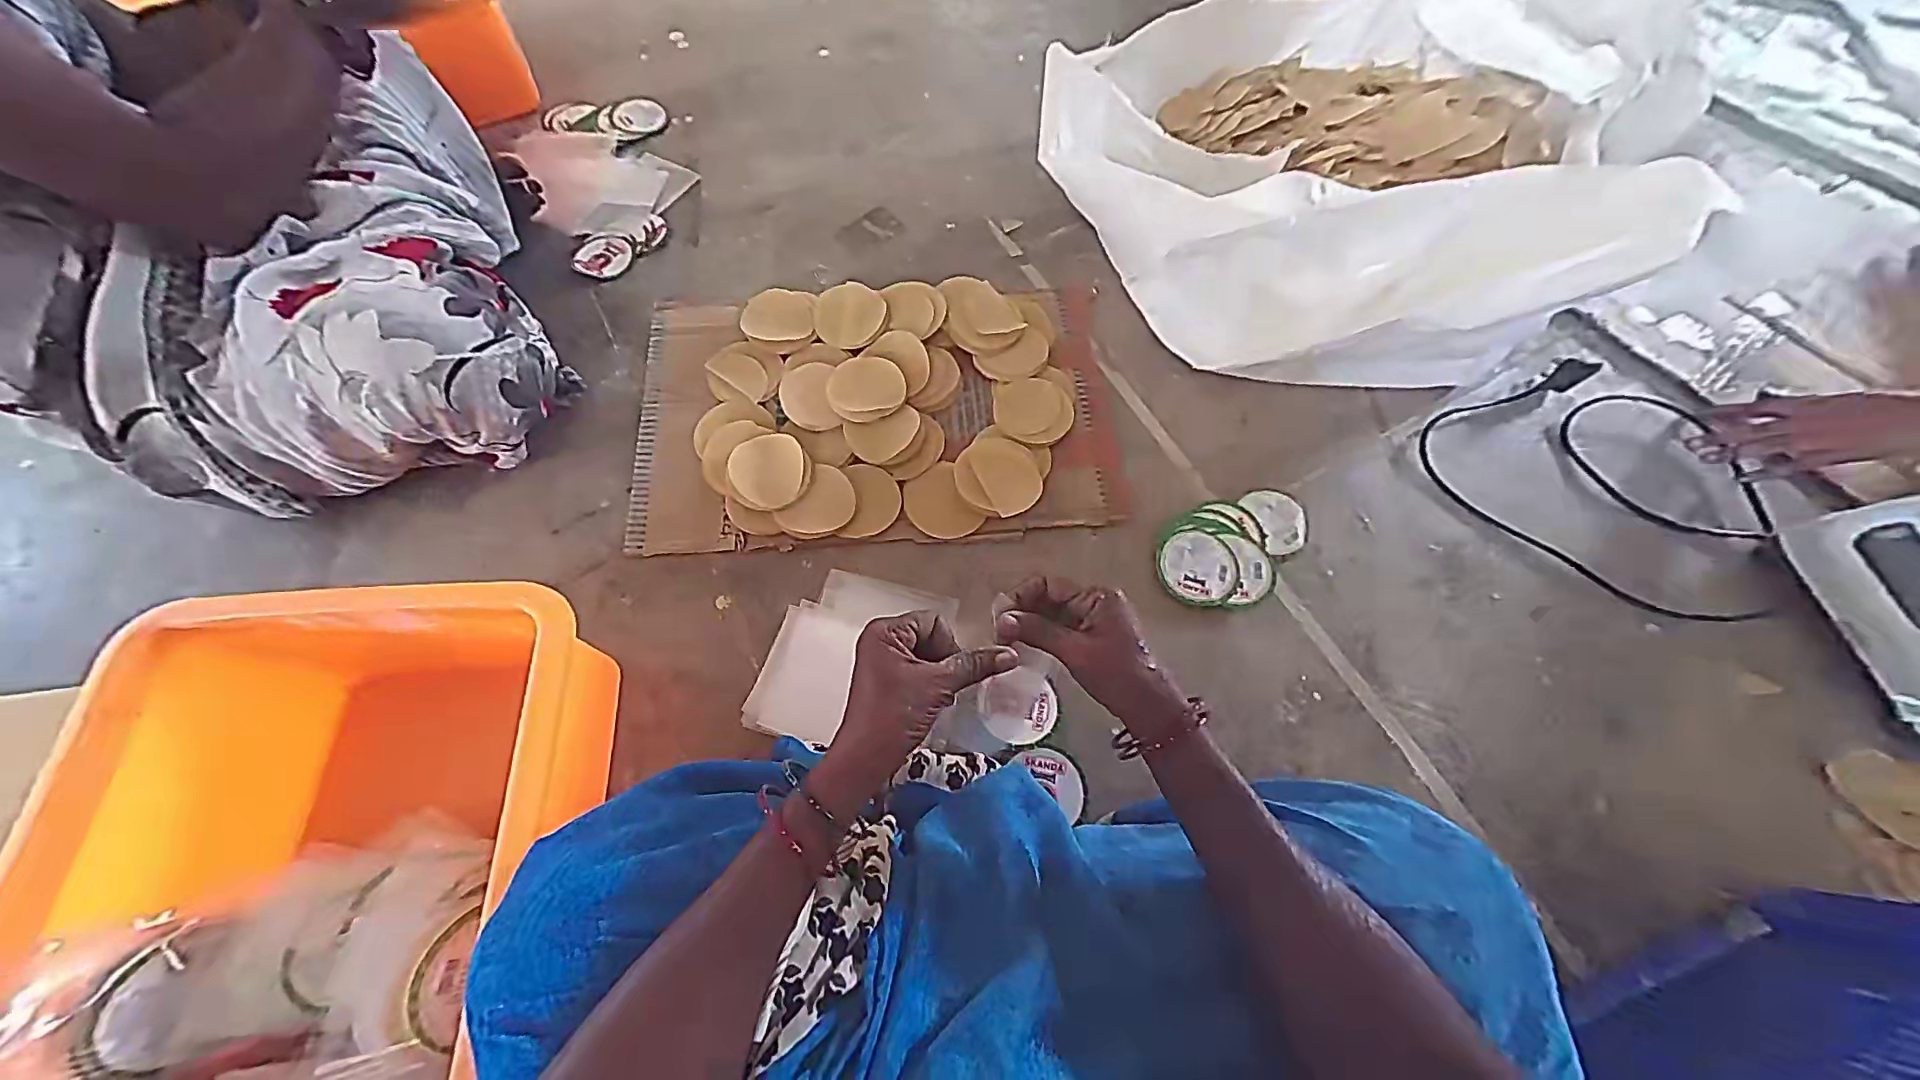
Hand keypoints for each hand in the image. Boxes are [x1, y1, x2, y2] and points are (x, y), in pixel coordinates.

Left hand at [810, 612, 1015, 813]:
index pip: (934, 622)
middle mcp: (880, 641)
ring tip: (934, 697)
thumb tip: (1008, 654)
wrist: (866, 760)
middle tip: (941, 687)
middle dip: (944, 663)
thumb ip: (973, 666)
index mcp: (884, 632)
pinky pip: (918, 672)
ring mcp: (881, 662)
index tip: (946, 674)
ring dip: (939, 677)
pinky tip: (928, 704)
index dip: (947, 646)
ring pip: (928, 657)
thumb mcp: (937, 686)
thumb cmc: (892, 717)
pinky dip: (930, 686)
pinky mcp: (886, 682)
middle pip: (931, 638)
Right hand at [995, 576, 1189, 741]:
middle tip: (999, 629)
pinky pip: (1059, 628)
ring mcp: (1094, 620)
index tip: (1000, 615)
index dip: (1021, 596)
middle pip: (1049, 597)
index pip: (1049, 585)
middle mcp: (1095, 602)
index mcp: (1097, 597)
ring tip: (1005, 637)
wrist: (1148, 707)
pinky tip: (1023, 643)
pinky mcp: (1091, 638)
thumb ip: (1038, 631)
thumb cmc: (1117, 676)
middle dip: (1022, 610)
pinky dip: (1040, 634)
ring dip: (1028, 622)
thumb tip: (1003, 620)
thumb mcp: (1074, 651)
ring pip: (1052, 614)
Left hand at [1685, 392, 1919, 473]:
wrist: (1912, 422)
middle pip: (1746, 430)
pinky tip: (1742, 477)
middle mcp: (1798, 424)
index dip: (1724, 412)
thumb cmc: (1881, 408)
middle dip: (1715, 436)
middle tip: (1690, 440)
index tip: (1701, 415)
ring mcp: (1806, 443)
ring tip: (1703, 457)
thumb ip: (1798, 405)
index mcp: (1803, 406)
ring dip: (1728, 453)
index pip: (1753, 408)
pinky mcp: (1819, 460)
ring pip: (1757, 448)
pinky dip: (1761, 472)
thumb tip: (1773, 405)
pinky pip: (1783, 468)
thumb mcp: (1832, 400)